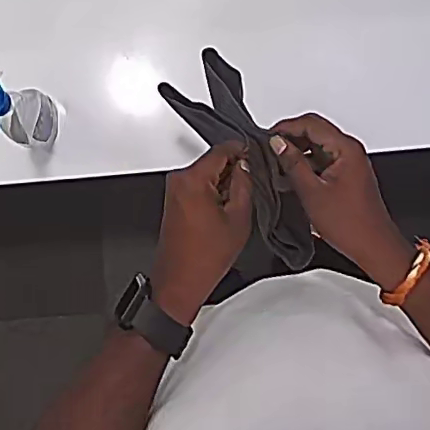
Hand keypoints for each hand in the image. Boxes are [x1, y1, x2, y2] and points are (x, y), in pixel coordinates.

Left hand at [150, 142, 251, 324]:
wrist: (181, 279)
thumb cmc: (204, 257)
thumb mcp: (238, 217)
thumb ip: (244, 184)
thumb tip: (246, 164)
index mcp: (193, 179)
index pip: (221, 150)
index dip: (241, 150)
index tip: (255, 154)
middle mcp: (179, 178)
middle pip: (212, 160)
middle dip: (233, 168)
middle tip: (252, 183)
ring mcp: (174, 187)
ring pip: (206, 172)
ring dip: (222, 180)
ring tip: (236, 203)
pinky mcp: (174, 197)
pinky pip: (197, 183)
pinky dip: (212, 190)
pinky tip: (223, 209)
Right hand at [271, 114, 412, 287]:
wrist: (374, 248)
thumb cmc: (352, 225)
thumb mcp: (312, 192)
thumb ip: (292, 162)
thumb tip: (277, 142)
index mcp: (346, 149)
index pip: (310, 123)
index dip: (285, 127)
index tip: (268, 138)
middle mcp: (349, 151)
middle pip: (313, 130)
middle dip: (290, 138)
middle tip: (269, 149)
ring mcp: (348, 161)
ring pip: (315, 144)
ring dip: (296, 151)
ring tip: (277, 164)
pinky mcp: (345, 173)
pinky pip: (320, 158)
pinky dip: (305, 163)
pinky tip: (290, 176)